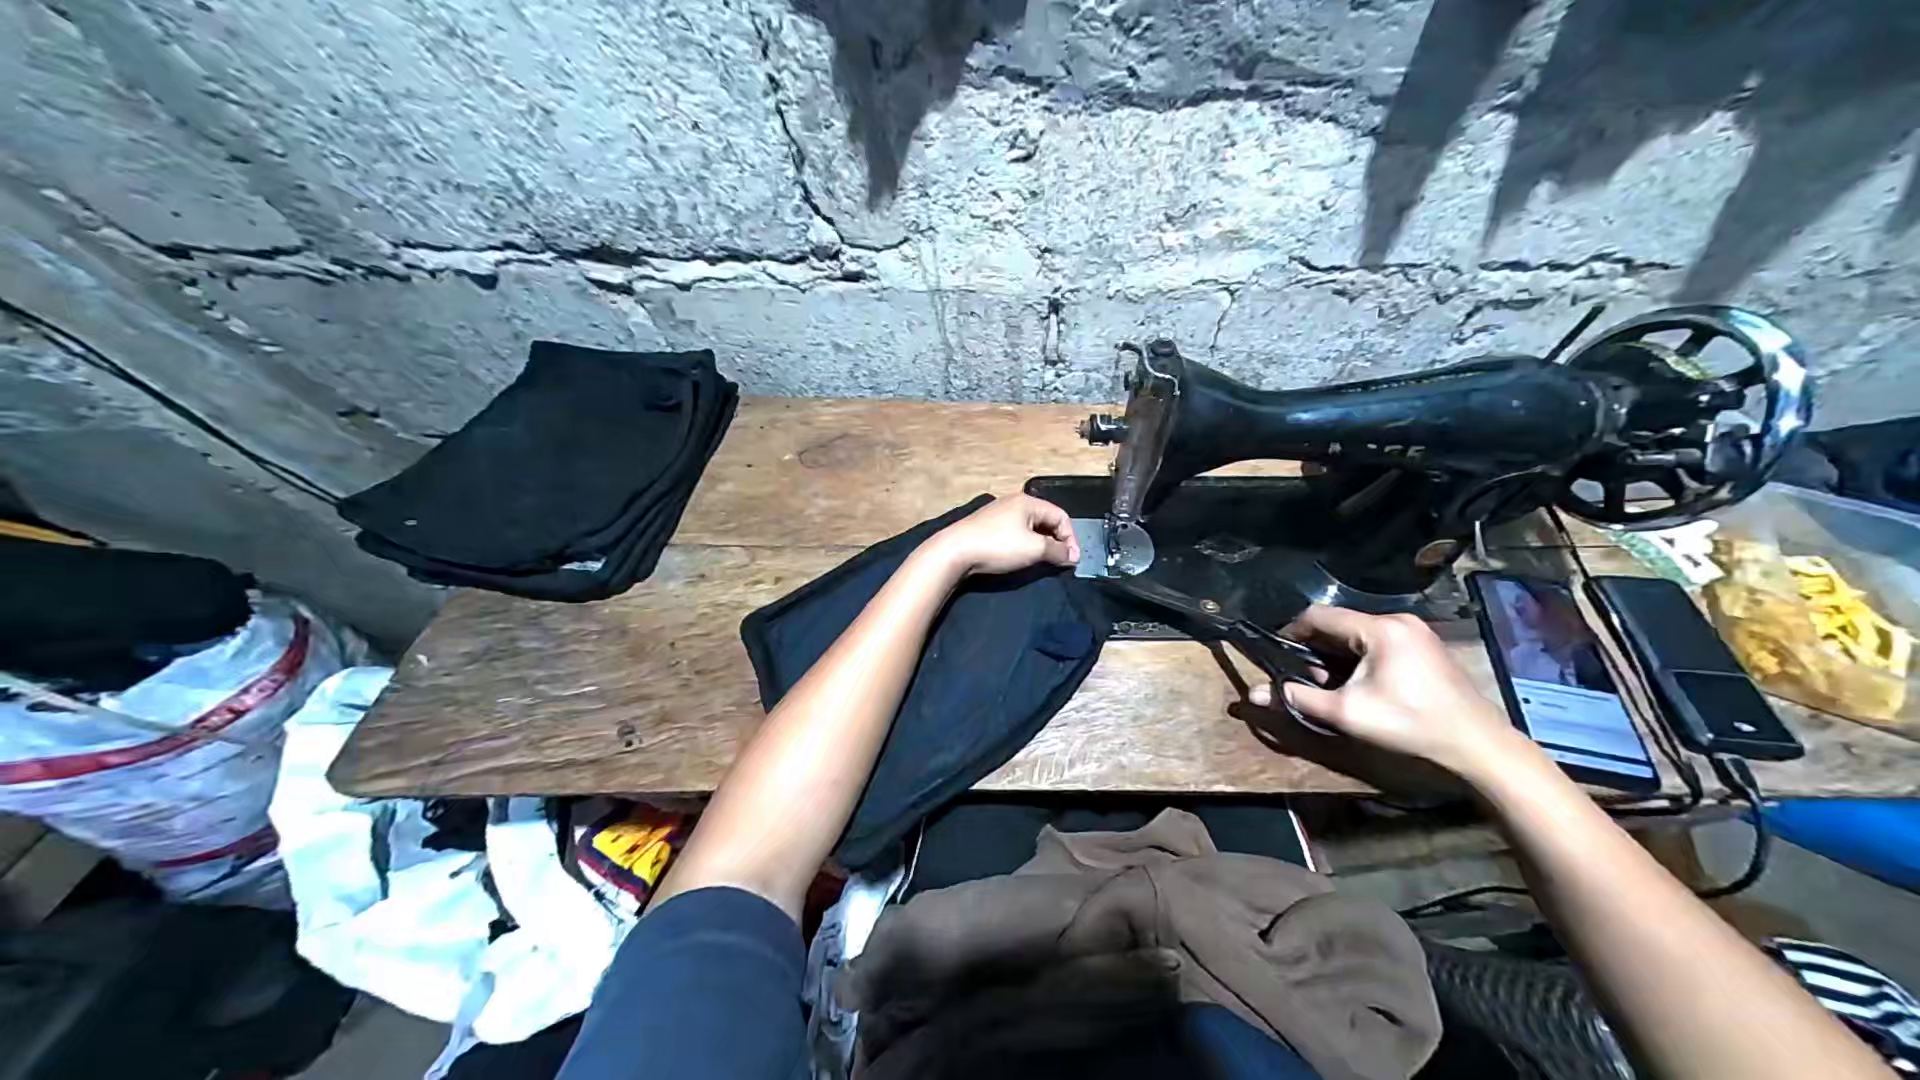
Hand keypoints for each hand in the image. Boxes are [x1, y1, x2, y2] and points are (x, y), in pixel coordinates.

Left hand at [924, 494, 1078, 577]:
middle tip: (1060, 561)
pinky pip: (1015, 533)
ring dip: (1041, 544)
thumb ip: (1058, 551)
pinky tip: (1021, 558)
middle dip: (1056, 541)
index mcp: (1028, 502)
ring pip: (1030, 528)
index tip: (1071, 559)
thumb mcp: (1034, 549)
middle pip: (1046, 520)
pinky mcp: (987, 527)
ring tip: (1043, 562)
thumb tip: (1073, 555)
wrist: (955, 551)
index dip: (1071, 538)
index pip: (1061, 516)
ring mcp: (998, 514)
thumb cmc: (998, 546)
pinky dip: (1025, 545)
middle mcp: (1014, 503)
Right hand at [1250, 605, 1537, 781]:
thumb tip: (1253, 691)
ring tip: (1333, 686)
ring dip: (1338, 657)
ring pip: (1357, 635)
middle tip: (1308, 679)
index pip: (1318, 615)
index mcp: (1378, 628)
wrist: (1479, 747)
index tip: (1279, 656)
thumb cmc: (1409, 724)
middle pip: (1339, 625)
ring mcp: (1415, 632)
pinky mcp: (1425, 647)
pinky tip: (1361, 686)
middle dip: (1316, 650)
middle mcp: (1397, 621)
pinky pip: (1378, 643)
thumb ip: (1298, 698)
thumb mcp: (1346, 713)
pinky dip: (1360, 659)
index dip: (1292, 633)